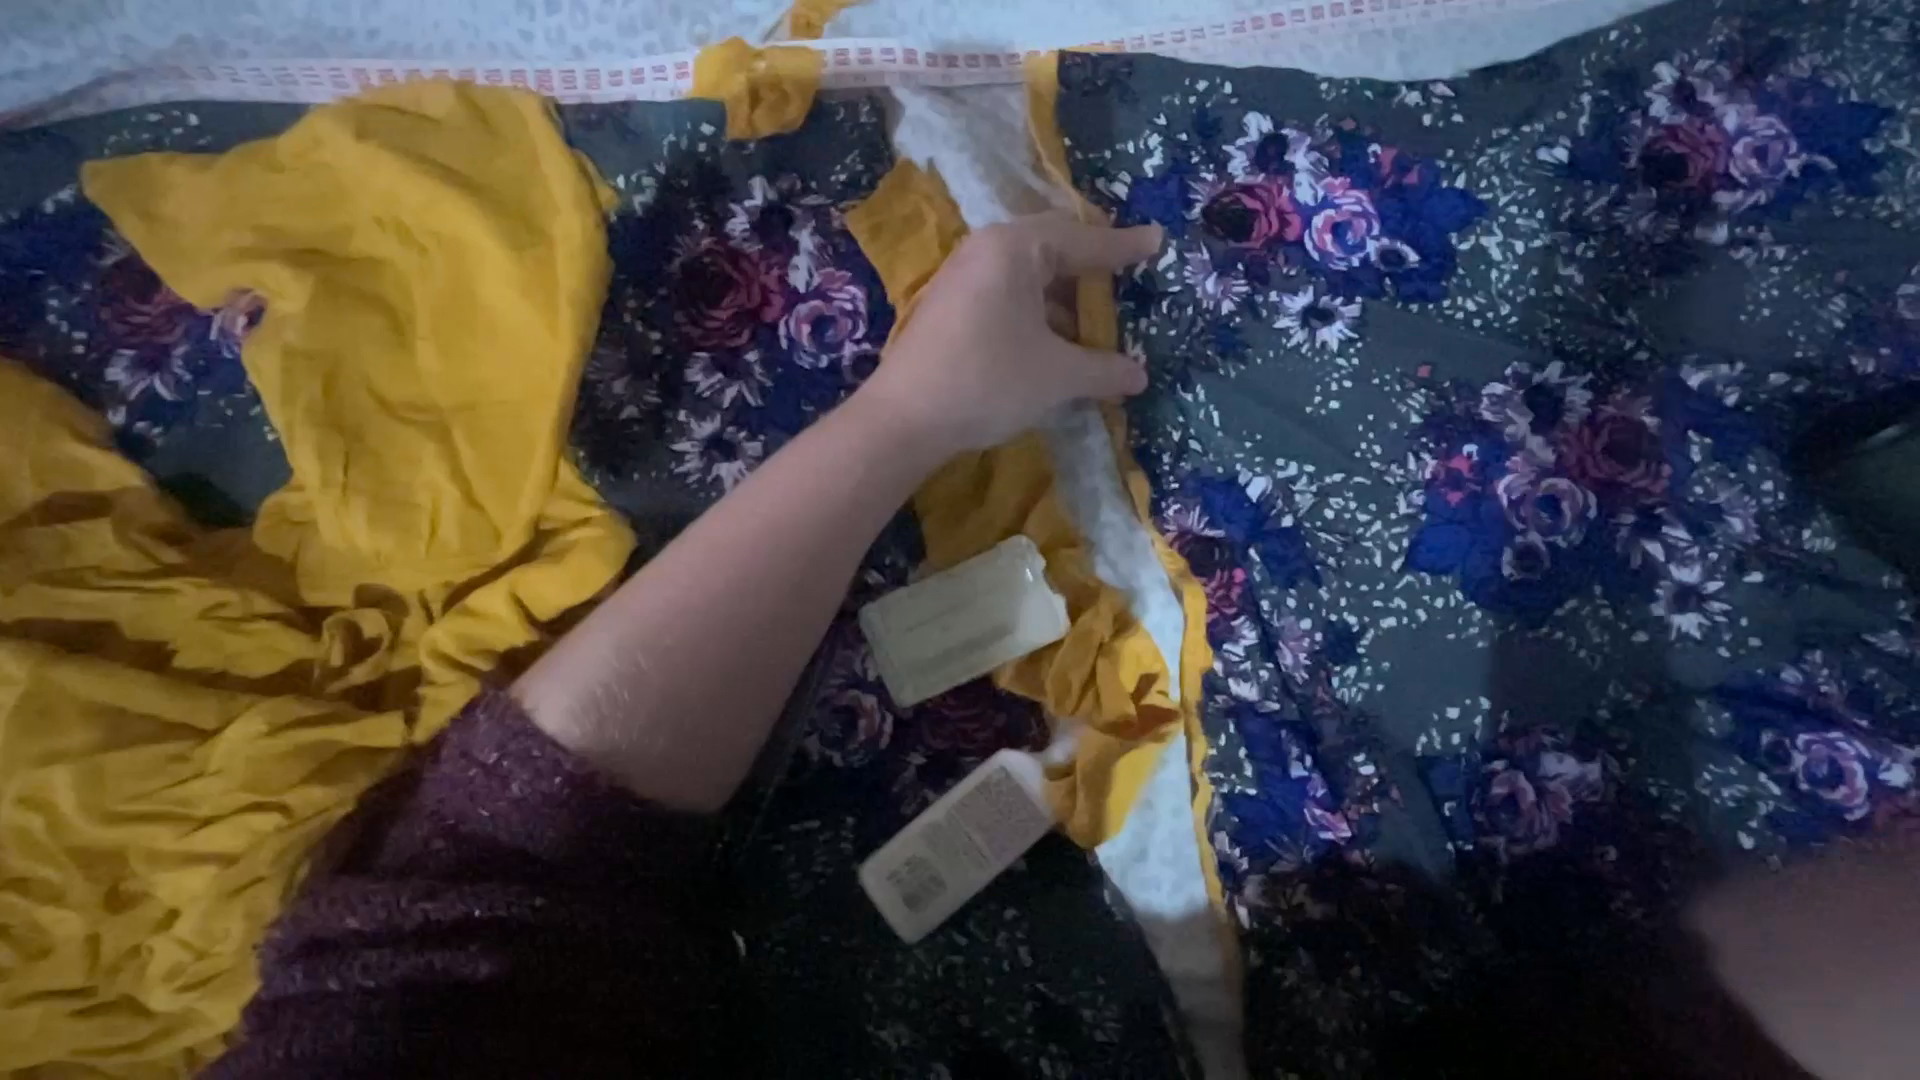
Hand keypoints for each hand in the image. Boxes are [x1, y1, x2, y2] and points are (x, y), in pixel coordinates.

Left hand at [854, 212, 1163, 455]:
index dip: (1123, 247)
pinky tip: (1053, 349)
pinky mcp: (949, 310)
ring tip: (1094, 333)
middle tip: (1126, 286)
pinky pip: (1005, 300)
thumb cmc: (988, 381)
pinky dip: (1035, 319)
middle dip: (1091, 276)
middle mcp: (985, 252)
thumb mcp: (1057, 375)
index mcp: (1014, 248)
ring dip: (1063, 306)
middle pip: (1052, 253)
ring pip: (1027, 281)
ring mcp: (962, 280)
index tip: (1156, 242)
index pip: (1082, 238)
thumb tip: (1140, 376)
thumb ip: (1103, 370)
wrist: (905, 419)